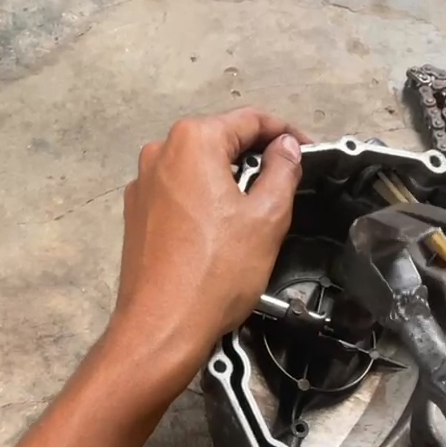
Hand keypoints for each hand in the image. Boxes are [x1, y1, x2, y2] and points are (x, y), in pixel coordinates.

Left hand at [112, 107, 308, 373]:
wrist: (163, 326)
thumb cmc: (215, 275)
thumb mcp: (267, 219)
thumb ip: (282, 173)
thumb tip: (286, 148)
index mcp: (193, 142)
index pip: (249, 120)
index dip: (286, 134)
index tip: (308, 151)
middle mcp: (160, 153)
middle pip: (220, 142)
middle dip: (256, 159)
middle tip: (287, 186)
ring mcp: (143, 186)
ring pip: (199, 171)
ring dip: (230, 184)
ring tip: (256, 217)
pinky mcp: (137, 217)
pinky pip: (180, 197)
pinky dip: (205, 205)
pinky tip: (222, 236)